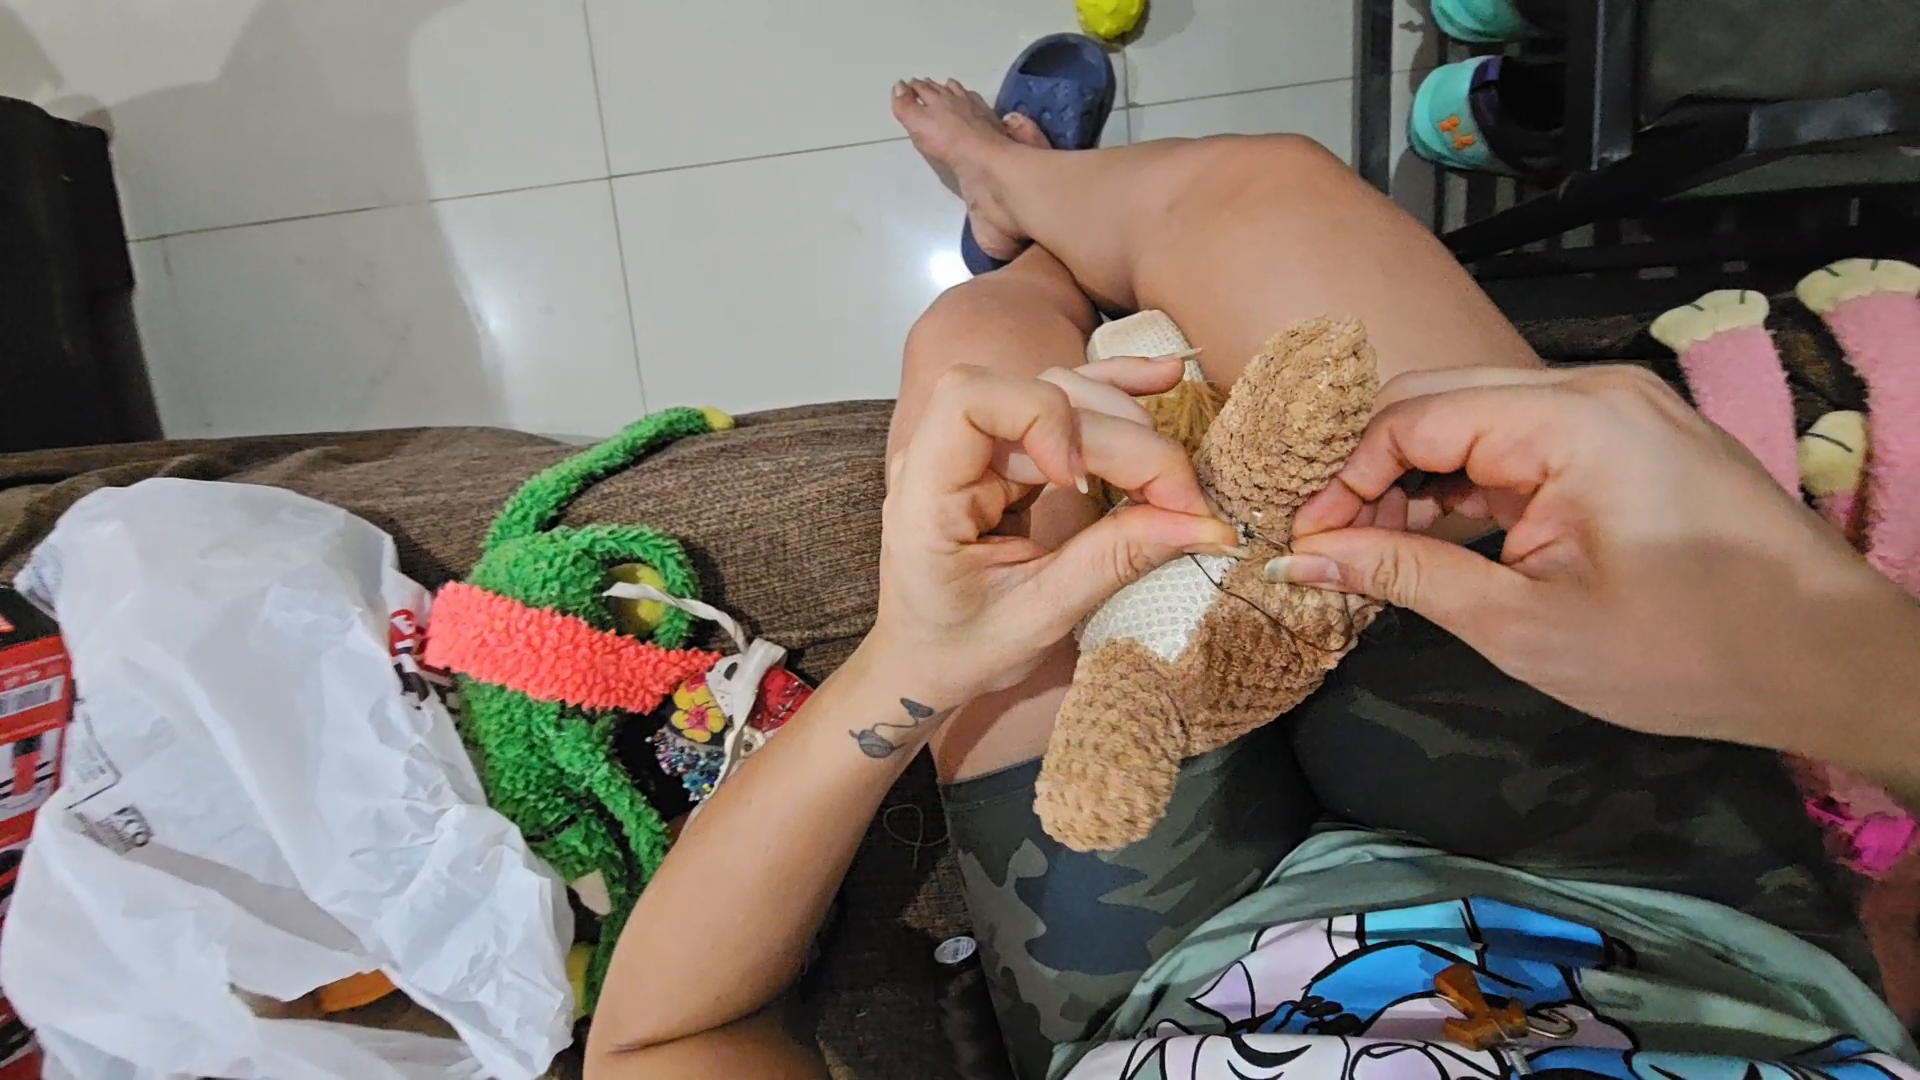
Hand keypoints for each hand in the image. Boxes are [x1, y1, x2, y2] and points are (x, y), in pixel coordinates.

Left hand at [873, 359, 1239, 706]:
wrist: (926, 657)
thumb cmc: (962, 647)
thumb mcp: (1038, 617)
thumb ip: (1112, 560)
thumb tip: (1202, 524)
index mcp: (925, 496)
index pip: (970, 399)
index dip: (1042, 420)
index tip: (1083, 485)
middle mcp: (943, 455)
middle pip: (1039, 398)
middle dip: (1119, 440)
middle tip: (1179, 500)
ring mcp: (975, 449)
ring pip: (1058, 395)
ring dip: (1123, 422)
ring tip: (1170, 475)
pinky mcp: (1005, 454)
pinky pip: (1060, 410)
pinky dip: (1111, 398)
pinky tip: (1159, 380)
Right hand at [1276, 365, 1919, 752]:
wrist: (1838, 668)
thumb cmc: (1683, 654)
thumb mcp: (1519, 623)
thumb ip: (1400, 576)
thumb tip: (1297, 559)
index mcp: (1573, 422)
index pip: (1411, 419)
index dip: (1344, 477)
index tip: (1308, 539)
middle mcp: (1586, 391)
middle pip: (1428, 400)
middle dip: (1366, 469)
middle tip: (1335, 538)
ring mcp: (1603, 409)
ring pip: (1458, 415)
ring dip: (1403, 476)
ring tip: (1375, 542)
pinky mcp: (1608, 437)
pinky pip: (1499, 439)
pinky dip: (1449, 482)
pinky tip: (1428, 529)